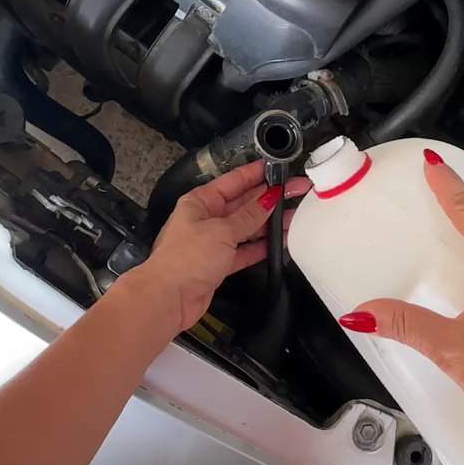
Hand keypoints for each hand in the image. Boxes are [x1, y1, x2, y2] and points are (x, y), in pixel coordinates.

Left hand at [121, 160, 308, 334]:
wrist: (168, 298)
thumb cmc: (185, 258)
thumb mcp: (222, 230)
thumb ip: (249, 215)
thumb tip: (269, 198)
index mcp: (200, 202)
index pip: (233, 181)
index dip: (256, 173)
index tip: (276, 167)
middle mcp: (206, 218)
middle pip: (243, 203)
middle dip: (269, 197)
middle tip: (295, 190)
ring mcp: (213, 241)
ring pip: (247, 227)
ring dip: (269, 222)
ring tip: (294, 215)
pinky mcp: (219, 263)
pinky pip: (245, 249)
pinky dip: (261, 246)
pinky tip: (279, 241)